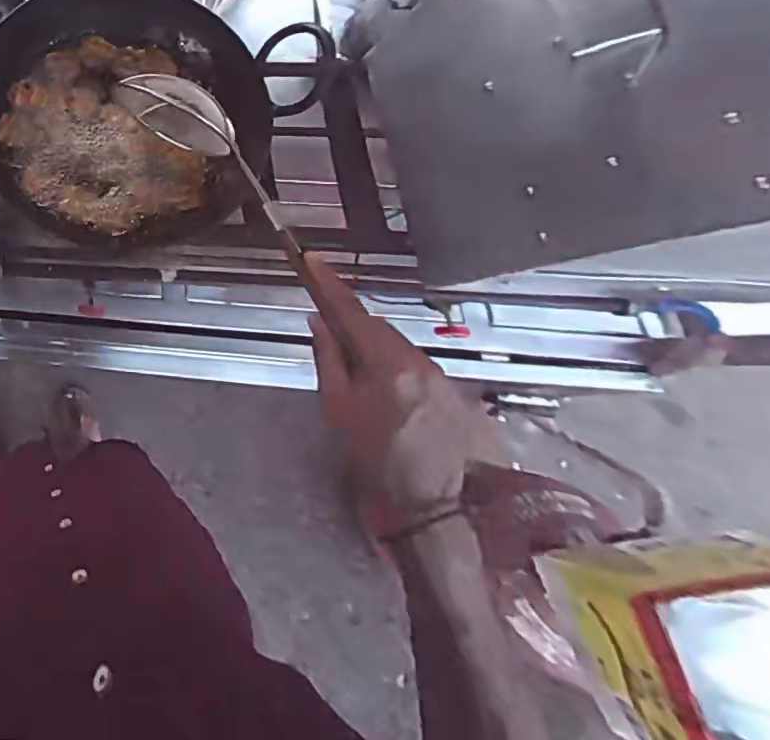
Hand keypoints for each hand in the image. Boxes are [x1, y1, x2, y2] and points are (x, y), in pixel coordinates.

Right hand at [302, 254, 503, 512]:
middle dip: (354, 326)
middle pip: (378, 328)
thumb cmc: (378, 461)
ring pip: (400, 348)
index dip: (328, 284)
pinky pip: (418, 369)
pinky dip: (397, 371)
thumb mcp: (339, 411)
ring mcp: (443, 378)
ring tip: (360, 383)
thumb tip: (319, 322)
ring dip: (376, 352)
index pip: (351, 311)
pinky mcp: (457, 395)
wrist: (440, 511)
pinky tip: (390, 400)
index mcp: (386, 361)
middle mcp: (420, 361)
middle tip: (330, 337)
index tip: (312, 259)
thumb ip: (328, 360)